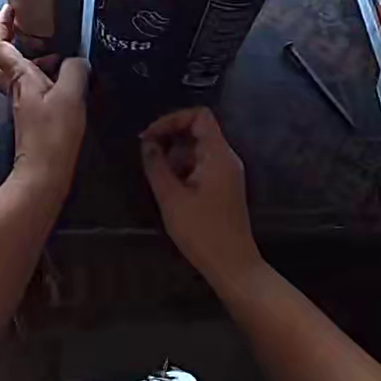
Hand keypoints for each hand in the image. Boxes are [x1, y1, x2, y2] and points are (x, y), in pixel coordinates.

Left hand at [0, 7, 85, 198]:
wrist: (44, 172)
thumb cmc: (54, 132)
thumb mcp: (70, 94)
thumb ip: (75, 70)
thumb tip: (78, 60)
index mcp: (19, 77)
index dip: (2, 24)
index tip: (13, 8)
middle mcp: (15, 88)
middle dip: (2, 44)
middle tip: (22, 32)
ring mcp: (22, 103)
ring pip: (14, 75)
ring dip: (29, 61)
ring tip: (57, 55)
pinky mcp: (32, 116)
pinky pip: (31, 88)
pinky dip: (43, 79)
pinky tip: (65, 82)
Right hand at [139, 107, 261, 283]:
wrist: (232, 265)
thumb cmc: (202, 231)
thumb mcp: (171, 197)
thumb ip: (156, 166)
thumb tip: (147, 144)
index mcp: (218, 155)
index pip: (199, 116)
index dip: (172, 119)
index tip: (150, 137)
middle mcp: (226, 158)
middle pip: (198, 131)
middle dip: (170, 139)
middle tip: (148, 157)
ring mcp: (227, 173)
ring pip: (197, 150)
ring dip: (175, 157)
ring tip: (159, 180)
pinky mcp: (224, 187)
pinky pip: (201, 166)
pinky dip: (183, 170)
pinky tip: (171, 190)